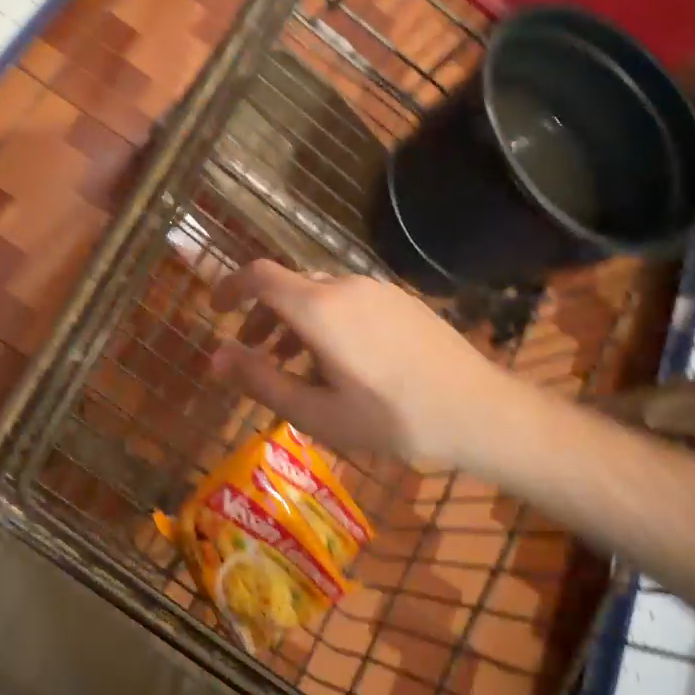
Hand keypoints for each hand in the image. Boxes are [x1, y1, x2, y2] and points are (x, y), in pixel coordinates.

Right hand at [207, 259, 512, 464]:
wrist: (480, 411)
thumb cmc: (390, 419)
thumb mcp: (316, 412)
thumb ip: (260, 381)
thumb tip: (214, 357)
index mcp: (318, 308)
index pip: (259, 275)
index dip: (230, 286)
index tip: (215, 309)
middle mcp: (346, 286)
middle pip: (290, 285)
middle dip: (263, 314)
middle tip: (256, 354)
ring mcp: (379, 291)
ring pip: (320, 294)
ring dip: (295, 322)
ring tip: (297, 367)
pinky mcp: (403, 302)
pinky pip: (350, 301)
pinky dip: (327, 322)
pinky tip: (341, 364)